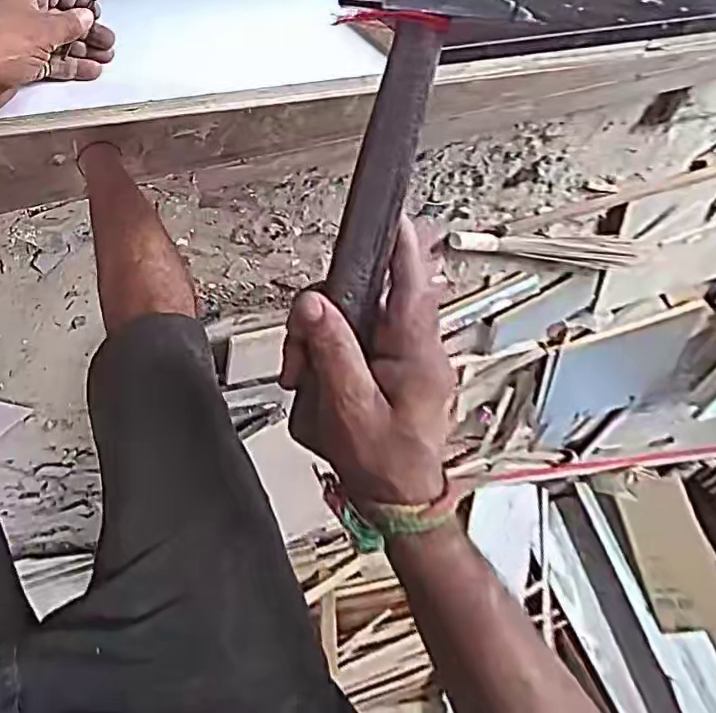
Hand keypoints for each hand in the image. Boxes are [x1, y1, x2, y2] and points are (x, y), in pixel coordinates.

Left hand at [0, 0, 116, 110]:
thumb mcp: (44, 29)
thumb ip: (69, 23)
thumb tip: (84, 18)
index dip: (80, 1)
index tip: (95, 13)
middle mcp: (19, 16)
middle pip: (60, 19)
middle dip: (86, 31)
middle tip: (105, 40)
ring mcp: (18, 41)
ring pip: (56, 43)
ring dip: (81, 50)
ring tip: (102, 56)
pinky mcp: (17, 64)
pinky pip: (49, 62)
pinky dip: (68, 66)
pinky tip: (86, 69)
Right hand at [280, 217, 453, 505]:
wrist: (395, 499)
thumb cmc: (383, 461)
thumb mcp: (350, 407)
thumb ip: (332, 350)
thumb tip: (314, 302)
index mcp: (415, 354)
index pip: (410, 286)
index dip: (402, 248)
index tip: (395, 216)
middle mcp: (409, 347)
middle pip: (356, 298)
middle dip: (317, 319)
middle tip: (300, 356)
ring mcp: (395, 355)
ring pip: (341, 316)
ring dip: (313, 341)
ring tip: (304, 378)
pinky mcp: (380, 364)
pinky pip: (341, 338)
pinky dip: (318, 352)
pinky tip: (311, 379)